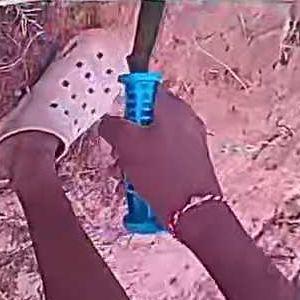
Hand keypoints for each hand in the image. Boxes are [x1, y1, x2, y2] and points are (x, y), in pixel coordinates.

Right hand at [99, 87, 221, 222]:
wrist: (191, 211)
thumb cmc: (161, 172)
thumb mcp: (126, 143)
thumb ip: (112, 126)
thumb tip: (108, 122)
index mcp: (173, 109)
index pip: (146, 88)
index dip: (127, 99)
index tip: (116, 116)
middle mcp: (185, 121)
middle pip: (146, 117)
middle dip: (126, 134)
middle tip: (116, 149)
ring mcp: (188, 143)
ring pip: (151, 139)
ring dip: (131, 154)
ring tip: (121, 172)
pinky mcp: (188, 163)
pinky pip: (160, 156)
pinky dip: (145, 166)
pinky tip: (134, 183)